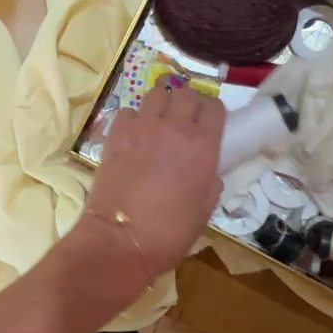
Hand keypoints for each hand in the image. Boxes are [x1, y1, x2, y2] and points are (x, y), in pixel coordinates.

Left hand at [76, 82, 223, 291]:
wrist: (122, 240)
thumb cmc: (170, 233)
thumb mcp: (205, 210)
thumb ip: (210, 181)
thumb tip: (206, 170)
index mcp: (203, 146)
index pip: (215, 107)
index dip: (213, 112)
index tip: (209, 122)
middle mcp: (175, 128)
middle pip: (186, 93)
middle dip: (188, 102)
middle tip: (185, 119)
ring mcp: (143, 127)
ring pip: (157, 93)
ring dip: (162, 103)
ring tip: (159, 120)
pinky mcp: (117, 133)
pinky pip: (129, 111)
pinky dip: (134, 118)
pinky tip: (134, 134)